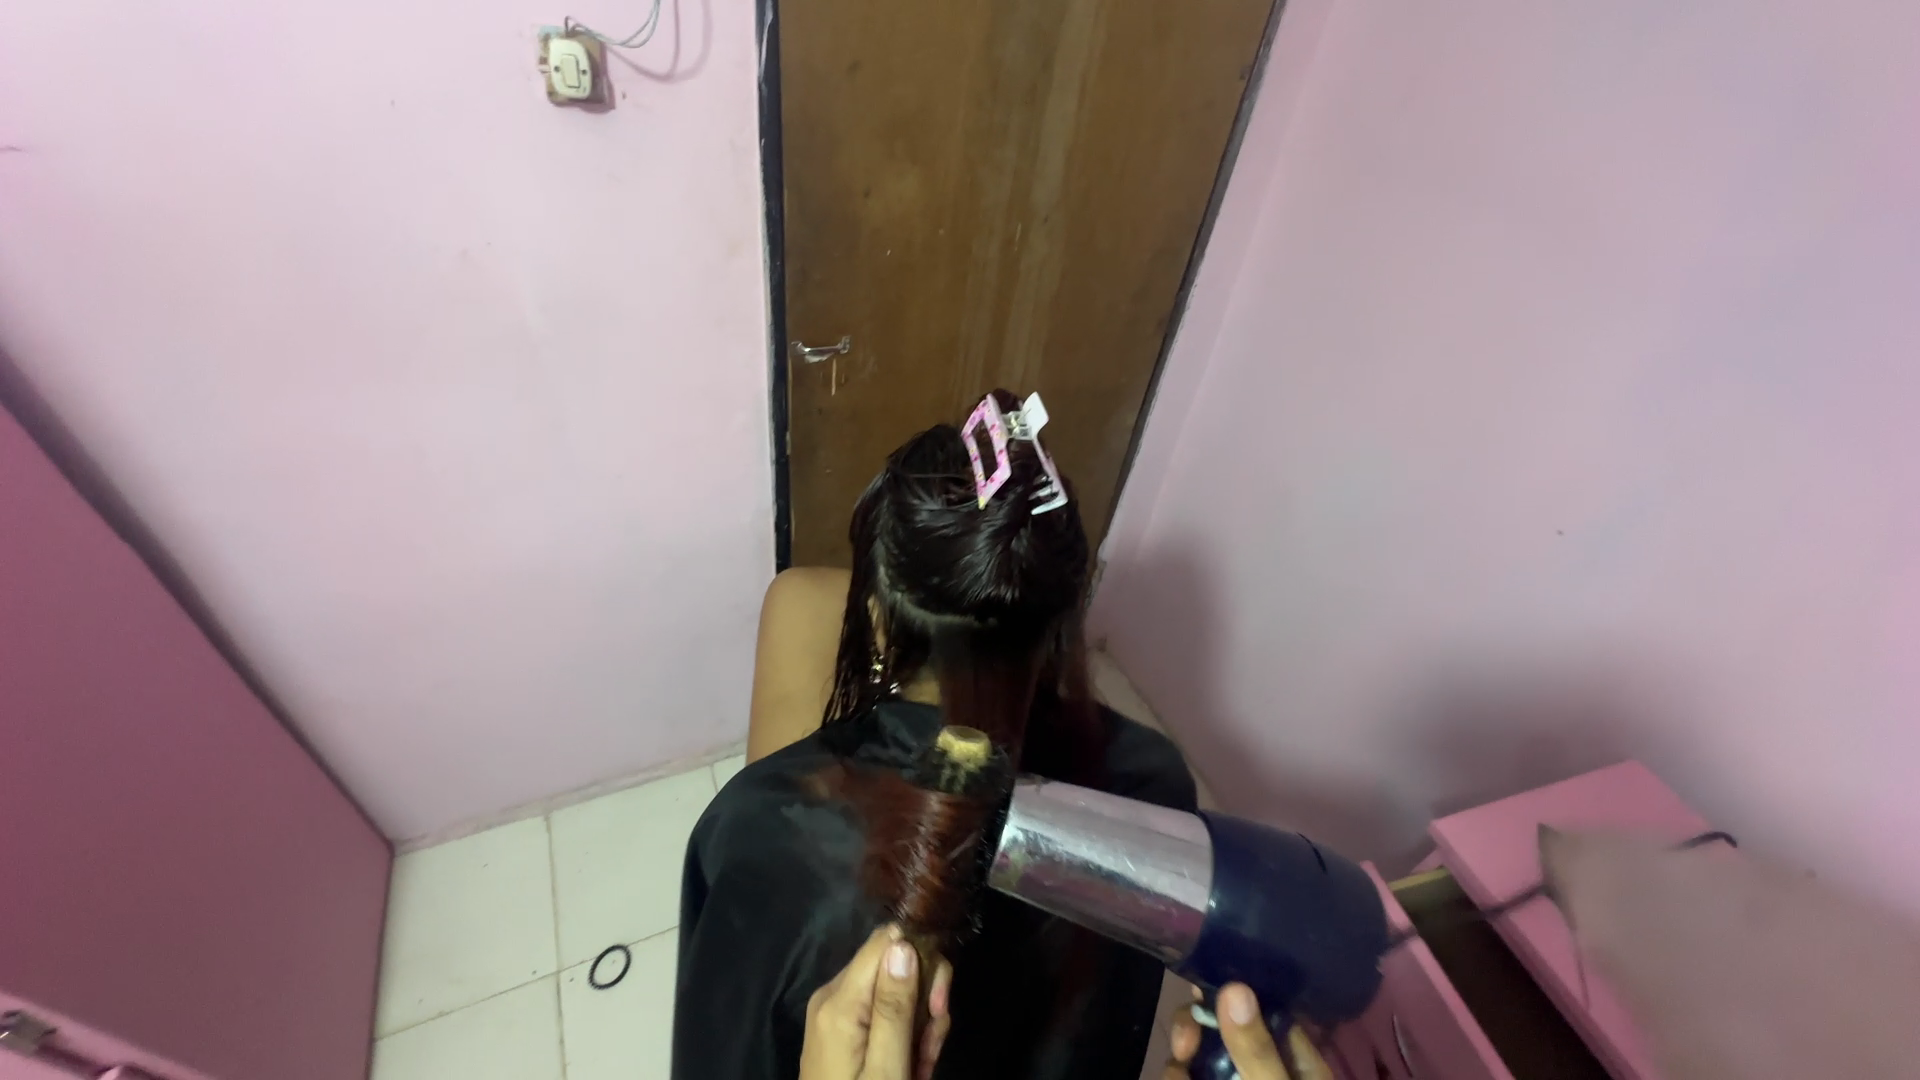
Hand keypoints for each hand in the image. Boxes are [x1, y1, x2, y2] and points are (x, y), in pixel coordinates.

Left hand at [799, 925, 952, 1079]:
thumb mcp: (886, 1071)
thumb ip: (894, 1007)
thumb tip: (902, 942)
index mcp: (840, 1001)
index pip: (886, 941)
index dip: (921, 960)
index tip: (939, 1002)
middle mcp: (832, 995)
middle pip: (892, 963)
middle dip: (924, 998)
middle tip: (933, 1044)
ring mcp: (835, 1013)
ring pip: (894, 988)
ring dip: (918, 1022)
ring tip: (922, 1065)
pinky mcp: (841, 1029)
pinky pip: (882, 1010)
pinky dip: (903, 1033)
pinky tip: (911, 1065)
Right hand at [1162, 983, 1331, 1079]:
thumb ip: (1258, 1050)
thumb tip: (1234, 987)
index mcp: (1295, 1058)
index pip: (1257, 1005)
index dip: (1222, 992)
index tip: (1196, 996)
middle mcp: (1264, 1064)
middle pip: (1218, 1026)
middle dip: (1192, 1029)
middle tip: (1182, 1048)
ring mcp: (1236, 1076)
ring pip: (1198, 1055)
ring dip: (1179, 1063)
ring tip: (1176, 1077)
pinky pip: (1188, 1076)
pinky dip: (1177, 1076)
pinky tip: (1176, 1079)